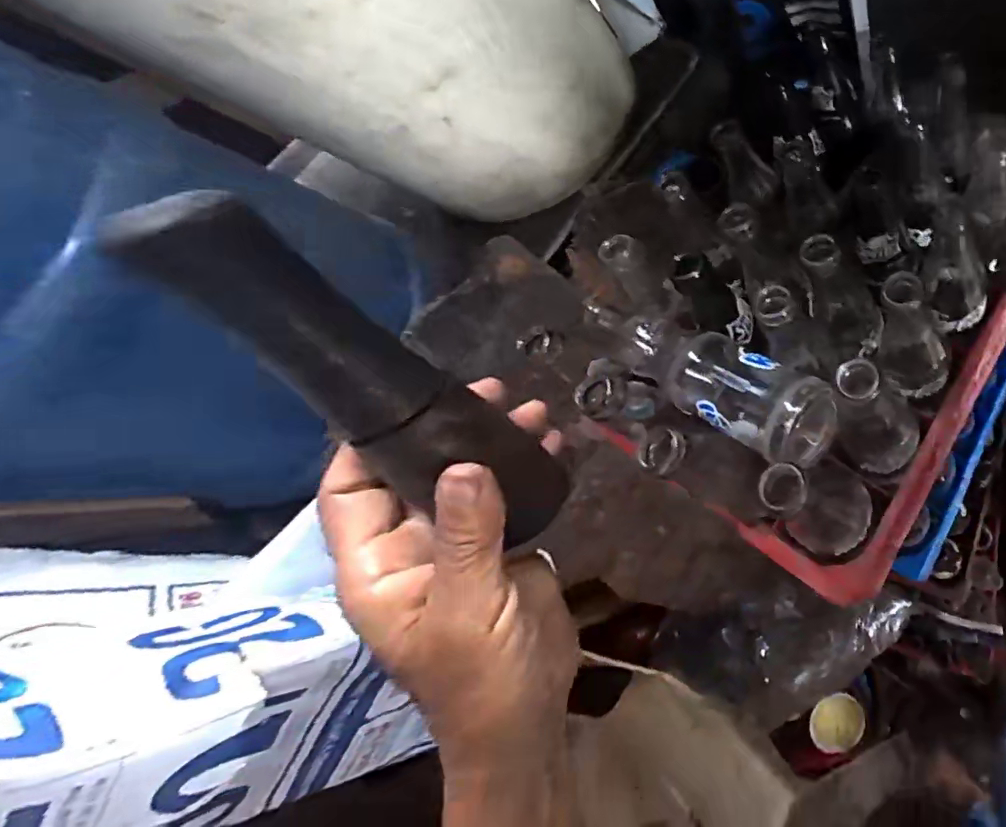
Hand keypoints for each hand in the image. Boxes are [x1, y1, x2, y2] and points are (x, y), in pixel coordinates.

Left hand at [317, 378, 577, 770]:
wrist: (527, 710)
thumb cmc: (478, 670)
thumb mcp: (468, 603)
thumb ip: (467, 535)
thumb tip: (467, 463)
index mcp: (380, 567)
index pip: (352, 494)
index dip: (368, 446)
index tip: (409, 400)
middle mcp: (415, 550)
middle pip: (420, 477)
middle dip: (452, 433)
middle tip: (495, 392)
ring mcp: (463, 549)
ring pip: (472, 483)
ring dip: (500, 446)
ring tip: (537, 411)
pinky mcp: (507, 550)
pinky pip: (513, 498)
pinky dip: (531, 468)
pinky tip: (555, 444)